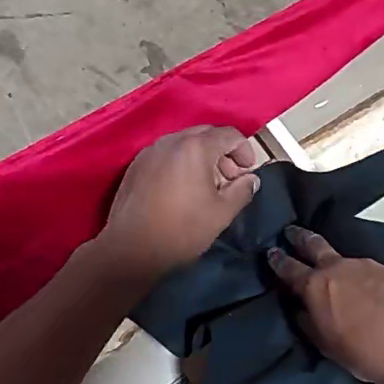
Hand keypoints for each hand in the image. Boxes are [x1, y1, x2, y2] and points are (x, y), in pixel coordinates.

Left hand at [98, 126, 259, 279]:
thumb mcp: (222, 212)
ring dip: (202, 157)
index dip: (245, 150)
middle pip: (206, 134)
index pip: (229, 134)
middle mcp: (171, 141)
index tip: (247, 171)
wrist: (132, 249)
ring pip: (184, 143)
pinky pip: (166, 154)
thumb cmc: (183, 229)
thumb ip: (242, 190)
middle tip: (231, 178)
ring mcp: (149, 152)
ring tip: (208, 186)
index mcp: (195, 148)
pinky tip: (183, 190)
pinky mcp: (136, 166)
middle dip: (223, 152)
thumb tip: (251, 180)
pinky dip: (181, 163)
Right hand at [267, 225, 383, 383]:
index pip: (288, 268)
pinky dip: (354, 271)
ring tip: (329, 267)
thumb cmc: (366, 352)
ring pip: (340, 256)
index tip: (270, 252)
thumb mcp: (327, 345)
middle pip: (313, 244)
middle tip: (290, 231)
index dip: (277, 260)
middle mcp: (337, 268)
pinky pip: (361, 266)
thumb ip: (309, 323)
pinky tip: (359, 284)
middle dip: (298, 237)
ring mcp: (363, 265)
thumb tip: (300, 310)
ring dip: (331, 259)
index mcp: (315, 286)